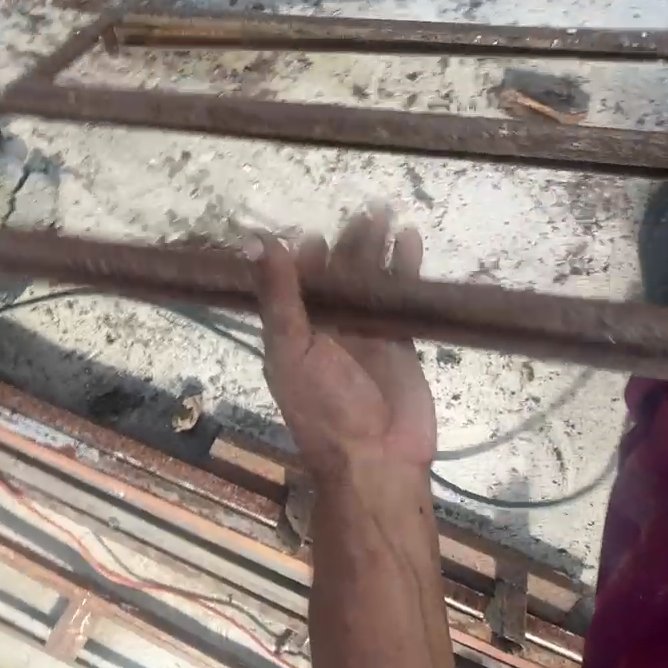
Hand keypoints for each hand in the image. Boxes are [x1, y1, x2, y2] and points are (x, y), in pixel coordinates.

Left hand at [245, 209, 435, 479]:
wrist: (376, 459)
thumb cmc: (326, 407)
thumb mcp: (292, 349)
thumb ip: (280, 295)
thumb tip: (256, 241)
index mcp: (295, 331)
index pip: (298, 281)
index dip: (305, 254)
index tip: (316, 227)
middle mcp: (329, 327)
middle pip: (341, 274)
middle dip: (351, 241)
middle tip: (367, 209)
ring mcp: (367, 333)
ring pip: (372, 280)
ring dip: (379, 247)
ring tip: (388, 212)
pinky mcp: (401, 341)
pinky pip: (402, 299)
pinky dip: (406, 270)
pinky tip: (411, 241)